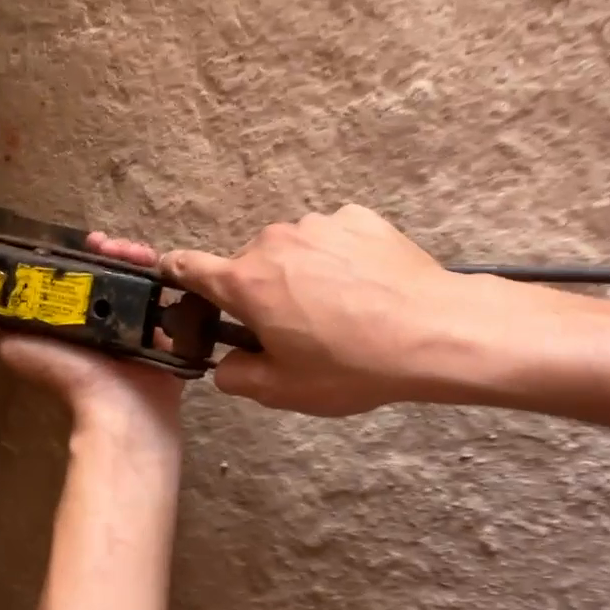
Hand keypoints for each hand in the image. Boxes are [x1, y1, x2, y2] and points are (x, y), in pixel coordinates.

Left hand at [0, 234, 184, 439]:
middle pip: (111, 272)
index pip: (77, 277)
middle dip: (108, 251)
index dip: (78, 256)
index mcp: (75, 321)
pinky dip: (161, 273)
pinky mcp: (167, 326)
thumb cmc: (67, 376)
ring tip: (125, 249)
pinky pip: (167, 291)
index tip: (80, 241)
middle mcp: (107, 318)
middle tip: (103, 242)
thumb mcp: (16, 350)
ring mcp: (139, 321)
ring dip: (131, 255)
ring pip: (138, 275)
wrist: (119, 404)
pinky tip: (151, 260)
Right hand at [159, 205, 469, 414]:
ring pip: (294, 251)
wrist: (432, 332)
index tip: (178, 283)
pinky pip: (333, 238)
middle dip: (263, 293)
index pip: (188, 267)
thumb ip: (237, 378)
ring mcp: (318, 225)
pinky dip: (340, 259)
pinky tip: (366, 289)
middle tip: (296, 330)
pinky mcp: (358, 218)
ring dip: (303, 275)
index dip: (178, 276)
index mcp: (247, 282)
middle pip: (251, 266)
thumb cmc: (354, 364)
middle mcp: (274, 242)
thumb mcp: (285, 391)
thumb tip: (225, 366)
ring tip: (341, 311)